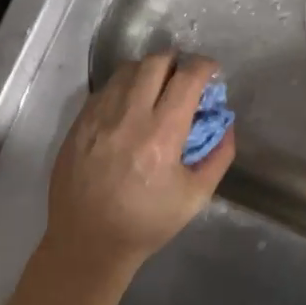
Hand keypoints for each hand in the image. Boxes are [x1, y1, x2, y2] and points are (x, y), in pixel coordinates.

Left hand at [45, 52, 234, 272]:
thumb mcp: (196, 197)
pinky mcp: (79, 123)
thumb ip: (218, 155)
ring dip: (149, 71)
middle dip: (177, 61)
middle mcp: (128, 117)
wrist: (88, 243)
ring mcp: (99, 117)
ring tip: (157, 90)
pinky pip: (106, 88)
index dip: (205, 66)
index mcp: (161, 135)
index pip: (187, 77)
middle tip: (185, 78)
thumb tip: (226, 123)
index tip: (211, 72)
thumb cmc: (146, 223)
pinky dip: (124, 88)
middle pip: (156, 61)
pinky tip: (130, 108)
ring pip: (127, 69)